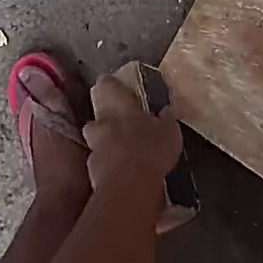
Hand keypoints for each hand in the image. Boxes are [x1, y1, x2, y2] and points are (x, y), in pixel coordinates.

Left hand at [82, 70, 182, 194]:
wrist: (128, 182)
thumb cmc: (152, 150)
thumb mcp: (170, 132)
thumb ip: (167, 120)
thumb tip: (166, 110)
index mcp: (125, 110)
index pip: (111, 90)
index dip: (108, 84)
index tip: (105, 79)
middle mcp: (106, 125)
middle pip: (97, 116)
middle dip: (102, 118)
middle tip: (111, 121)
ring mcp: (96, 147)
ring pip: (94, 138)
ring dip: (101, 141)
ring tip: (113, 148)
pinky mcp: (92, 168)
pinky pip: (98, 160)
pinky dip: (105, 162)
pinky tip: (115, 168)